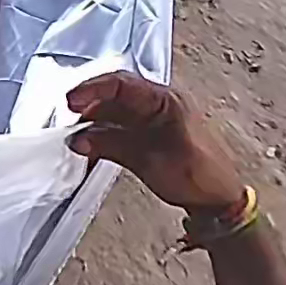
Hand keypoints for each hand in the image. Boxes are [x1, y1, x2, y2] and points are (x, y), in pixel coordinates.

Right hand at [67, 72, 245, 212]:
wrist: (218, 200)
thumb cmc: (198, 176)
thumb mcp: (150, 161)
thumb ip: (111, 146)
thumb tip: (77, 139)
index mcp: (165, 101)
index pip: (122, 84)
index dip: (93, 89)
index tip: (71, 101)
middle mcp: (156, 103)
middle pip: (114, 93)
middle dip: (88, 103)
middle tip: (66, 117)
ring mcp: (150, 117)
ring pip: (112, 109)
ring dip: (91, 120)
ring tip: (74, 134)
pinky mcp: (144, 132)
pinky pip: (116, 125)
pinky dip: (99, 133)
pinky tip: (87, 143)